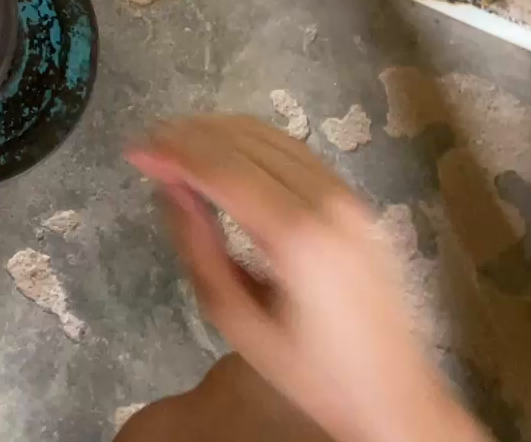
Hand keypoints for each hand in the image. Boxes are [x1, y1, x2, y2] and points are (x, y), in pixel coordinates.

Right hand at [127, 117, 487, 441]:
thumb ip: (197, 244)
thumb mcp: (234, 319)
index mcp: (297, 236)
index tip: (133, 151)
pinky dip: (244, 138)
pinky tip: (218, 150)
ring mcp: (345, 195)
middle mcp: (325, 202)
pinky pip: (288, 146)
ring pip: (265, 134)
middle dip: (185, 134)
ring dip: (212, 131)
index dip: (171, 151)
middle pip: (240, 140)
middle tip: (146, 145)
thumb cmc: (308, 371)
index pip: (220, 167)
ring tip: (172, 142)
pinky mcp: (353, 197)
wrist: (397, 398)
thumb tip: (168, 185)